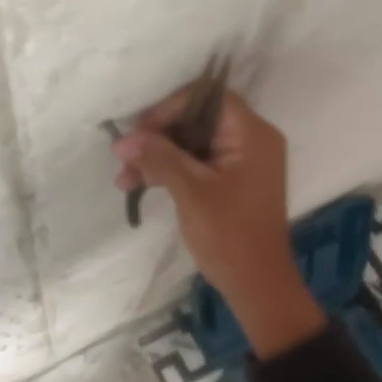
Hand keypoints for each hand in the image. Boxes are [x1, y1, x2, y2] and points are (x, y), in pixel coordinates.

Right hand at [113, 86, 326, 357]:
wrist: (257, 284)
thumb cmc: (229, 235)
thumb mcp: (191, 192)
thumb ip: (159, 158)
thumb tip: (124, 140)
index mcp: (251, 134)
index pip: (208, 97)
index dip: (170, 109)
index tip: (140, 133)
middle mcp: (251, 141)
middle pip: (197, 120)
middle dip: (158, 137)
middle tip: (124, 158)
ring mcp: (241, 163)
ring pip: (192, 145)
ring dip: (158, 157)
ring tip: (124, 179)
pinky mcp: (230, 183)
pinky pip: (197, 165)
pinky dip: (170, 173)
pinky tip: (139, 186)